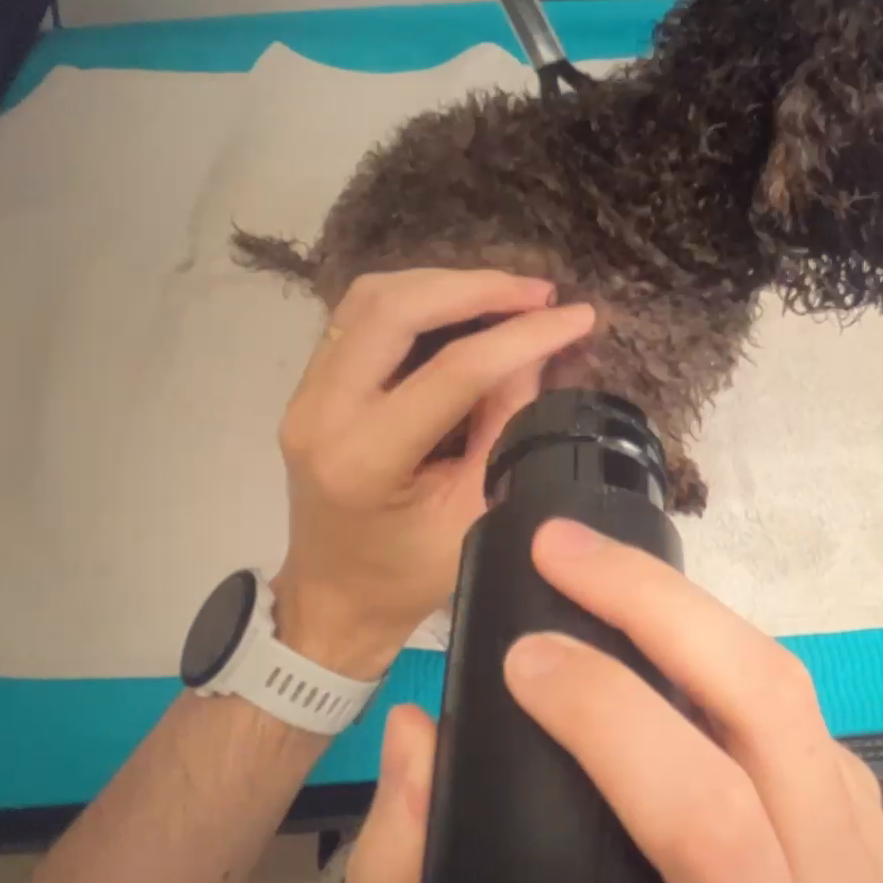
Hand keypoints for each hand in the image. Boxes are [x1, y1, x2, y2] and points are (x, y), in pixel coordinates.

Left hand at [271, 270, 594, 678]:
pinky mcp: (312, 384)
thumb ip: (505, 426)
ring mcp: (306, 392)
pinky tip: (465, 308)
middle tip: (540, 292)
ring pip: (372, 297)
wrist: (335, 599)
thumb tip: (536, 353)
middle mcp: (321, 411)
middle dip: (478, 288)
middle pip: (395, 307)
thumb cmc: (409, 575)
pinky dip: (420, 299)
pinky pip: (363, 315)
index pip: (453, 370)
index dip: (523, 336)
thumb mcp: (475, 513)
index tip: (577, 318)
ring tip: (510, 294)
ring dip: (447, 284)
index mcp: (365, 458)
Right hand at [345, 520, 882, 882]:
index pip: (706, 815)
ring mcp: (865, 849)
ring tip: (604, 575)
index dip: (609, 718)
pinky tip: (667, 646)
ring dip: (690, 613)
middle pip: (768, 700)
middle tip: (560, 548)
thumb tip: (421, 730)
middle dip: (655, 603)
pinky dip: (724, 663)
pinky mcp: (865, 822)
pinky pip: (799, 715)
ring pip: (791, 687)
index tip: (523, 657)